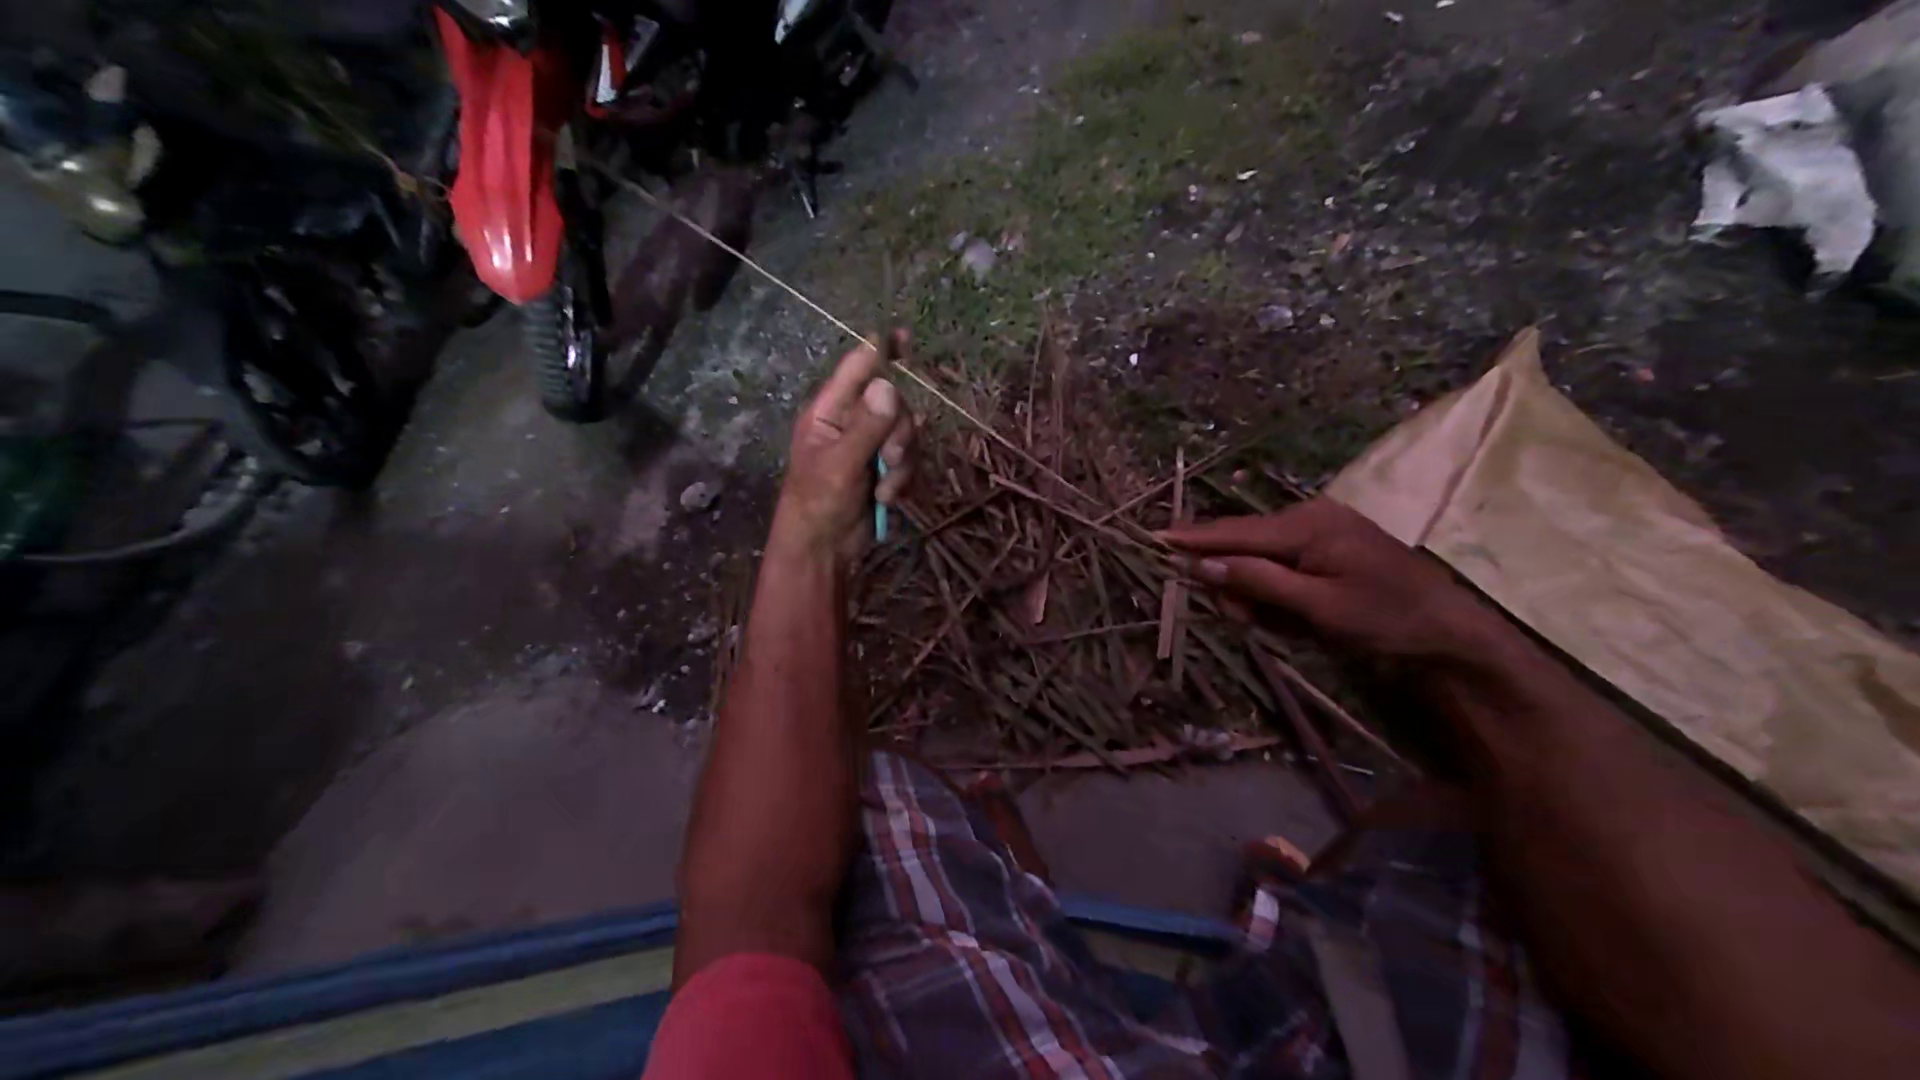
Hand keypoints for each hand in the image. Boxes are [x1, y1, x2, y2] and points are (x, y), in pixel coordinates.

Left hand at [770, 331, 915, 565]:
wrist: (823, 550)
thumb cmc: (816, 503)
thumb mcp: (839, 465)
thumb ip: (866, 427)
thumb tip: (887, 385)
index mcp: (829, 411)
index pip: (857, 369)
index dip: (880, 350)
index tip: (905, 336)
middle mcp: (851, 422)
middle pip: (894, 404)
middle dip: (899, 433)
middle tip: (890, 459)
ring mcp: (870, 446)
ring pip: (906, 435)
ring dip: (901, 463)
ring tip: (885, 489)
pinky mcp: (885, 469)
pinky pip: (909, 460)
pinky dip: (903, 479)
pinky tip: (887, 498)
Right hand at [1160, 498, 1499, 659]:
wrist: (1451, 633)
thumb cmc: (1386, 619)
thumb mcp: (1317, 607)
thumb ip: (1257, 581)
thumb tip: (1202, 564)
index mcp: (1306, 525)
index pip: (1233, 532)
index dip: (1191, 538)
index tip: (1152, 537)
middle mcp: (1308, 517)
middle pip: (1244, 544)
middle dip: (1233, 582)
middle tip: (1242, 621)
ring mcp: (1320, 530)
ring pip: (1260, 558)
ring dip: (1256, 593)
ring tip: (1279, 626)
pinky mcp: (1327, 547)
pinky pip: (1282, 566)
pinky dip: (1276, 592)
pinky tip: (1293, 616)